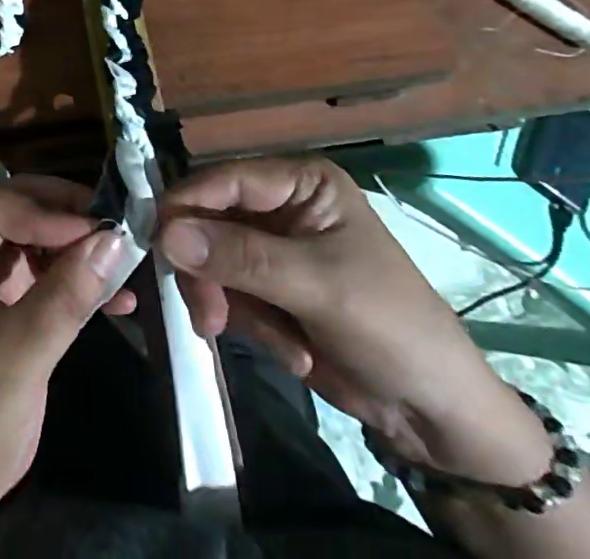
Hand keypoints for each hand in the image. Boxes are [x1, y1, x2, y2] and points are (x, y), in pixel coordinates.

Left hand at [0, 175, 137, 545]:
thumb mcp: (20, 354)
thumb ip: (66, 294)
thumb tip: (116, 239)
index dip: (43, 211)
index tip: (96, 229)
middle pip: (14, 211)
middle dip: (65, 217)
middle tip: (116, 225)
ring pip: (35, 236)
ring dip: (78, 245)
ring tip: (124, 258)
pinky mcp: (10, 300)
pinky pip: (48, 270)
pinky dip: (80, 277)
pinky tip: (120, 297)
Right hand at [157, 157, 551, 484]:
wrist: (432, 410)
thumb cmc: (391, 327)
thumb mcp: (318, 286)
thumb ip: (240, 257)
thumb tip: (165, 234)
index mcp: (301, 184)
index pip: (223, 179)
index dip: (186, 207)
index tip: (157, 247)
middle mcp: (280, 207)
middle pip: (207, 222)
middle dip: (209, 274)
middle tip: (210, 318)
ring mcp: (271, 249)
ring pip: (209, 262)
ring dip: (232, 308)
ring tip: (280, 346)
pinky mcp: (266, 289)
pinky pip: (227, 295)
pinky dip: (250, 326)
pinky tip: (293, 354)